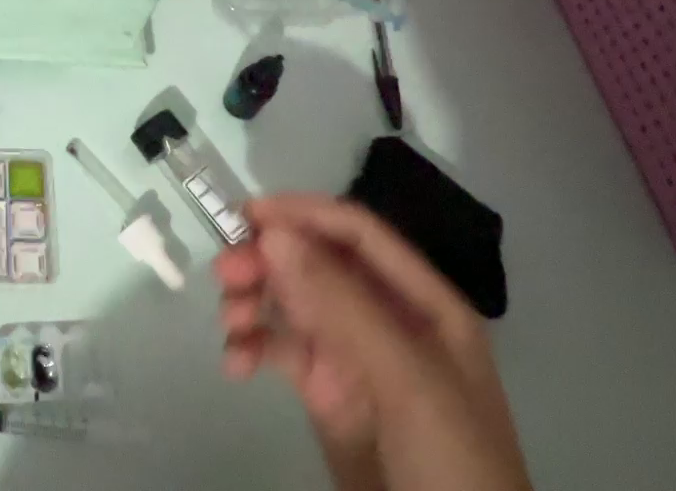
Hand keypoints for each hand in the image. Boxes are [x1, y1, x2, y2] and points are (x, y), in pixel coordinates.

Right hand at [214, 195, 531, 490]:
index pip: (358, 235)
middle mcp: (384, 317)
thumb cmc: (451, 461)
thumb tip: (272, 233)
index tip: (246, 214)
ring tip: (228, 323)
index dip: (303, 214)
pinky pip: (279, 349)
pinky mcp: (324, 390)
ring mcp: (352, 355)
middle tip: (224, 274)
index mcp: (421, 302)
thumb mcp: (406, 379)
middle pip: (314, 263)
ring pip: (289, 301)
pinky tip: (235, 364)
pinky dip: (251, 346)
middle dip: (267, 261)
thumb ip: (341, 304)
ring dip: (253, 300)